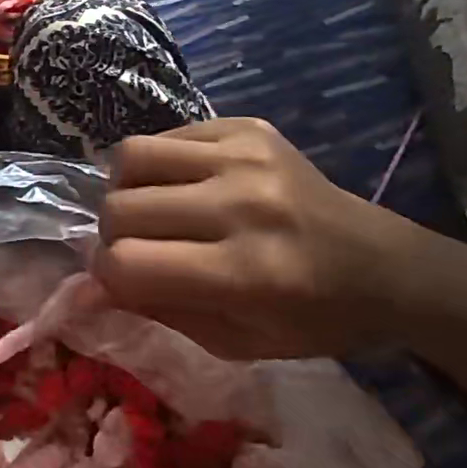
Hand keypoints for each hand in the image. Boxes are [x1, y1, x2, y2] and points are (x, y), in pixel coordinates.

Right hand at [93, 118, 401, 360]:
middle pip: (120, 207)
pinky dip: (159, 163)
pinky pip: (166, 135)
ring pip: (132, 155)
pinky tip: (184, 182)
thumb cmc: (312, 318)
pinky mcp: (246, 126)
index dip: (106, 276)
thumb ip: (157, 310)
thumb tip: (84, 290)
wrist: (383, 264)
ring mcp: (244, 155)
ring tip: (152, 205)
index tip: (119, 281)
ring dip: (126, 188)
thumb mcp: (236, 341)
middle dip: (114, 234)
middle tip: (139, 245)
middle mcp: (242, 204)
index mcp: (246, 273)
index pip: (127, 264)